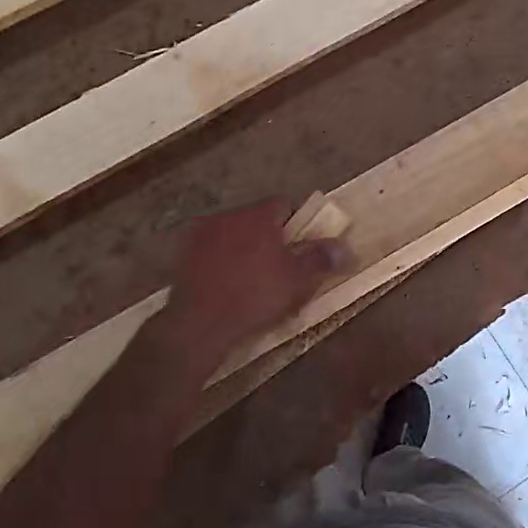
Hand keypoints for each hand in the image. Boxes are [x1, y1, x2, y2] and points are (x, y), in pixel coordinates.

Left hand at [152, 198, 348, 372]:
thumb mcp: (297, 281)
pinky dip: (220, 258)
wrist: (201, 323)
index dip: (296, 223)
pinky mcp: (183, 251)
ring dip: (243, 245)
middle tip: (280, 264)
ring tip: (251, 276)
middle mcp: (229, 214)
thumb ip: (321, 259)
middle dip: (269, 235)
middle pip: (257, 217)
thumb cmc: (255, 296)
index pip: (284, 204)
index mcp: (259, 215)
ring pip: (232, 232)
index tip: (301, 245)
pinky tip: (225, 281)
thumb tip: (344, 248)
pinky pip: (210, 248)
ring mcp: (202, 231)